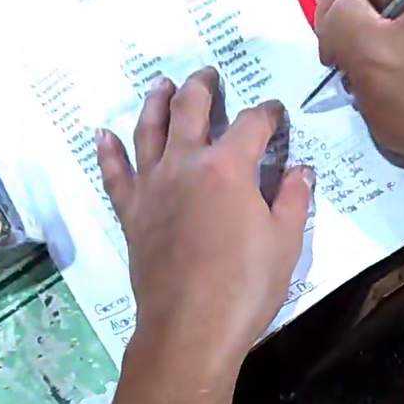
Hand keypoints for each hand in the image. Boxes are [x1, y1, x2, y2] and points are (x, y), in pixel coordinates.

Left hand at [96, 67, 314, 387]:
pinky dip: (108, 152)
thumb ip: (293, 200)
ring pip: (149, 130)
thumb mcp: (285, 244)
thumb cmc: (246, 288)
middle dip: (204, 87)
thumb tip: (300, 170)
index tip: (276, 115)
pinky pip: (115, 174)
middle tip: (209, 75)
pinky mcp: (131, 214)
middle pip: (191, 110)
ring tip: (164, 85)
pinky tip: (103, 134)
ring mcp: (152, 187)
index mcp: (229, 168)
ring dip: (157, 102)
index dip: (268, 115)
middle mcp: (186, 165)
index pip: (252, 125)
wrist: (191, 329)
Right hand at [314, 0, 403, 167]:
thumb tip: (334, 22)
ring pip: (370, 22)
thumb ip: (338, 20)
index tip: (332, 58)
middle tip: (352, 74)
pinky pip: (387, 42)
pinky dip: (375, 66)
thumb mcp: (368, 52)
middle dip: (348, 35)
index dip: (330, 12)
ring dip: (359, 56)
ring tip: (369, 85)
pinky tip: (381, 89)